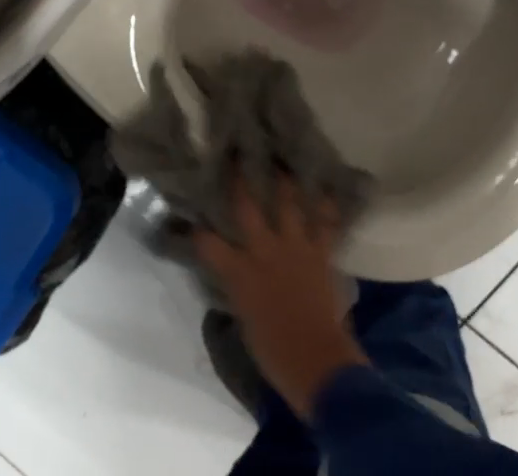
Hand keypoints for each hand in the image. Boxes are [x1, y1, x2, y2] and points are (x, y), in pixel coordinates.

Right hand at [196, 183, 367, 417]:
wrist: (316, 360)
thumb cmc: (273, 351)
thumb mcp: (244, 320)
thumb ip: (239, 292)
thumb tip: (236, 280)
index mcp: (239, 272)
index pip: (208, 243)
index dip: (196, 229)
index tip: (189, 215)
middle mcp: (264, 251)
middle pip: (247, 209)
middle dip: (239, 182)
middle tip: (235, 156)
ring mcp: (295, 248)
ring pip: (288, 205)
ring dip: (285, 183)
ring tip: (283, 164)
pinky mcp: (321, 253)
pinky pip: (326, 224)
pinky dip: (328, 208)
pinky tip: (328, 192)